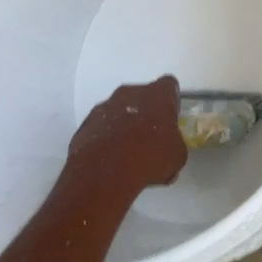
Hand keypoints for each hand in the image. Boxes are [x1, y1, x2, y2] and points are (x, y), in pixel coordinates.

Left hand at [66, 74, 188, 190]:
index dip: (170, 101)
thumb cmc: (149, 158)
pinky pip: (99, 128)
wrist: (103, 176)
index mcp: (158, 93)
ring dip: (122, 125)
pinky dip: (104, 139)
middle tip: (148, 137)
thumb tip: (170, 150)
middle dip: (144, 112)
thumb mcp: (176, 156)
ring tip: (125, 153)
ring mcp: (104, 107)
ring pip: (118, 110)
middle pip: (141, 95)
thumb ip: (175, 145)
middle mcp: (130, 92)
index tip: (170, 119)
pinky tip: (108, 160)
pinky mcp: (85, 126)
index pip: (169, 85)